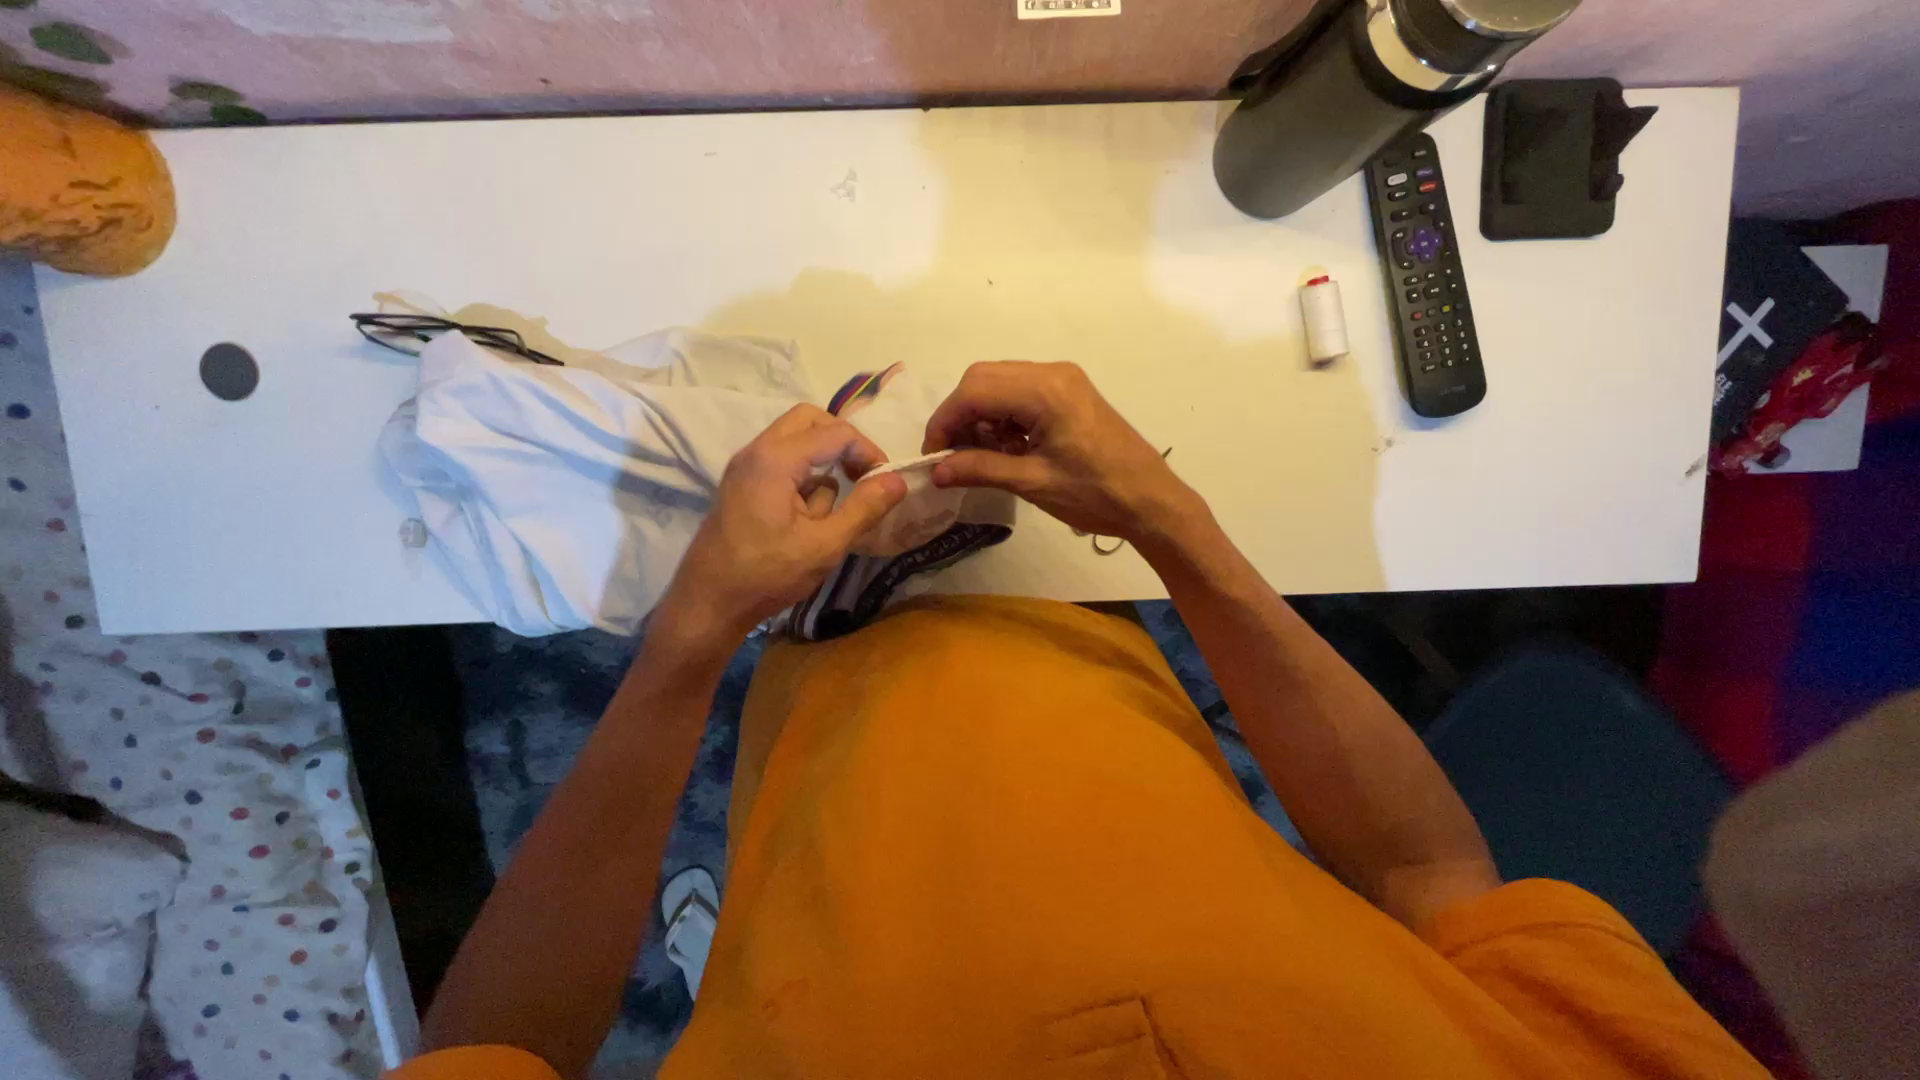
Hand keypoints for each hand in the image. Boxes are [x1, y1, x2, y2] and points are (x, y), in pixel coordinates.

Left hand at [656, 405, 906, 646]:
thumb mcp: (825, 545)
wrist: (709, 603)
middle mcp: (756, 451)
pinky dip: (803, 476)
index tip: (884, 482)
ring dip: (822, 462)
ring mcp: (745, 466)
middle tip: (861, 476)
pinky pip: (781, 462)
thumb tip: (897, 480)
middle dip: (843, 443)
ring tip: (831, 510)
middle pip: (810, 420)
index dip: (868, 451)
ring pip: (795, 440)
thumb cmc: (767, 574)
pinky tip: (807, 518)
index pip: (836, 432)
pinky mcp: (741, 484)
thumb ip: (864, 508)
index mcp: (776, 459)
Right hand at [923, 361, 1201, 542]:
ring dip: (981, 416)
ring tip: (980, 457)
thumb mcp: (1033, 483)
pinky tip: (1005, 448)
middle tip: (952, 456)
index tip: (933, 456)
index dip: (945, 421)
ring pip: (1000, 384)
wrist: (1152, 501)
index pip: (974, 391)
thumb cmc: (1096, 494)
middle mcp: (1052, 373)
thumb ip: (980, 470)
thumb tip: (936, 470)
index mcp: (1045, 390)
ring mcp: (1063, 380)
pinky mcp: (1069, 393)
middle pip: (983, 379)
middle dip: (960, 415)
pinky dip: (1003, 416)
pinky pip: (1020, 393)